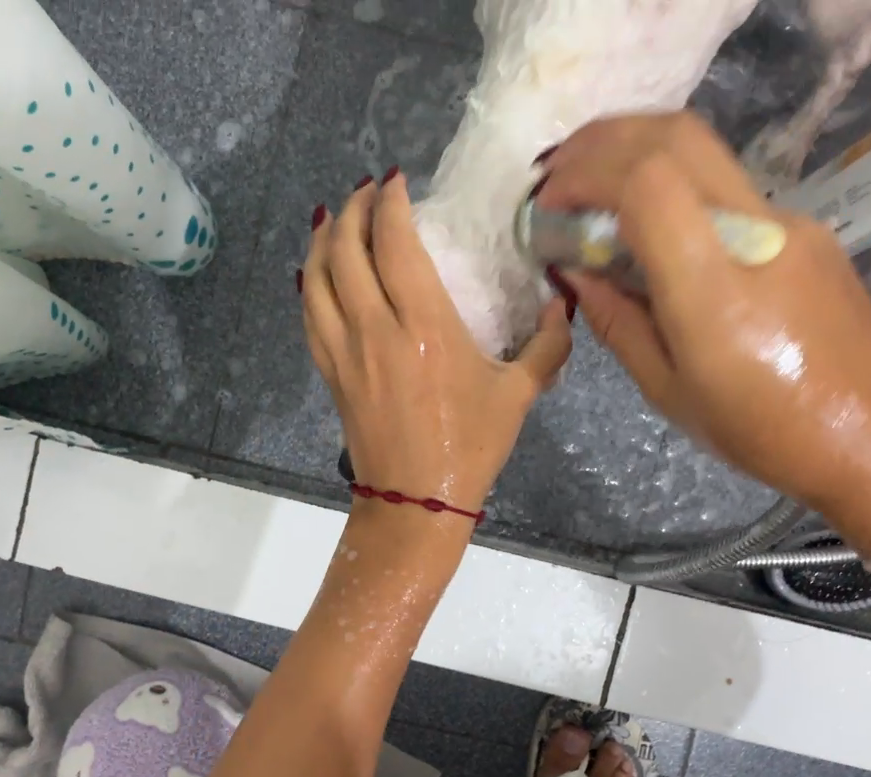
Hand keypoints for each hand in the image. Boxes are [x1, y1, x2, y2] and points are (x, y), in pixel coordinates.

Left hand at [303, 172, 572, 516]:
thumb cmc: (471, 446)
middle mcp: (375, 329)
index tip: (395, 181)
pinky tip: (314, 272)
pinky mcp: (331, 375)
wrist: (417, 501)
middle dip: (351, 210)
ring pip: (316, 280)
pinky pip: (309, 317)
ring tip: (333, 218)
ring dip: (322, 241)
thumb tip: (561, 303)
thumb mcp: (519, 395)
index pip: (393, 242)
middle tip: (363, 191)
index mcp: (424, 324)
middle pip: (345, 250)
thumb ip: (547, 345)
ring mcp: (345, 352)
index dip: (389, 203)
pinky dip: (309, 285)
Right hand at [536, 113, 870, 509]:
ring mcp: (787, 222)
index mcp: (714, 284)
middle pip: (677, 137)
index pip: (648, 181)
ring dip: (637, 155)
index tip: (548, 203)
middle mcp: (755, 231)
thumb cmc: (760, 429)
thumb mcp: (666, 389)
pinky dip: (670, 188)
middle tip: (557, 172)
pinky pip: (723, 190)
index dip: (587, 175)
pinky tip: (647, 231)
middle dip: (604, 140)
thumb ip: (616, 320)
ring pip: (703, 154)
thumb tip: (576, 271)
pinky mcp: (801, 231)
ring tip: (590, 192)